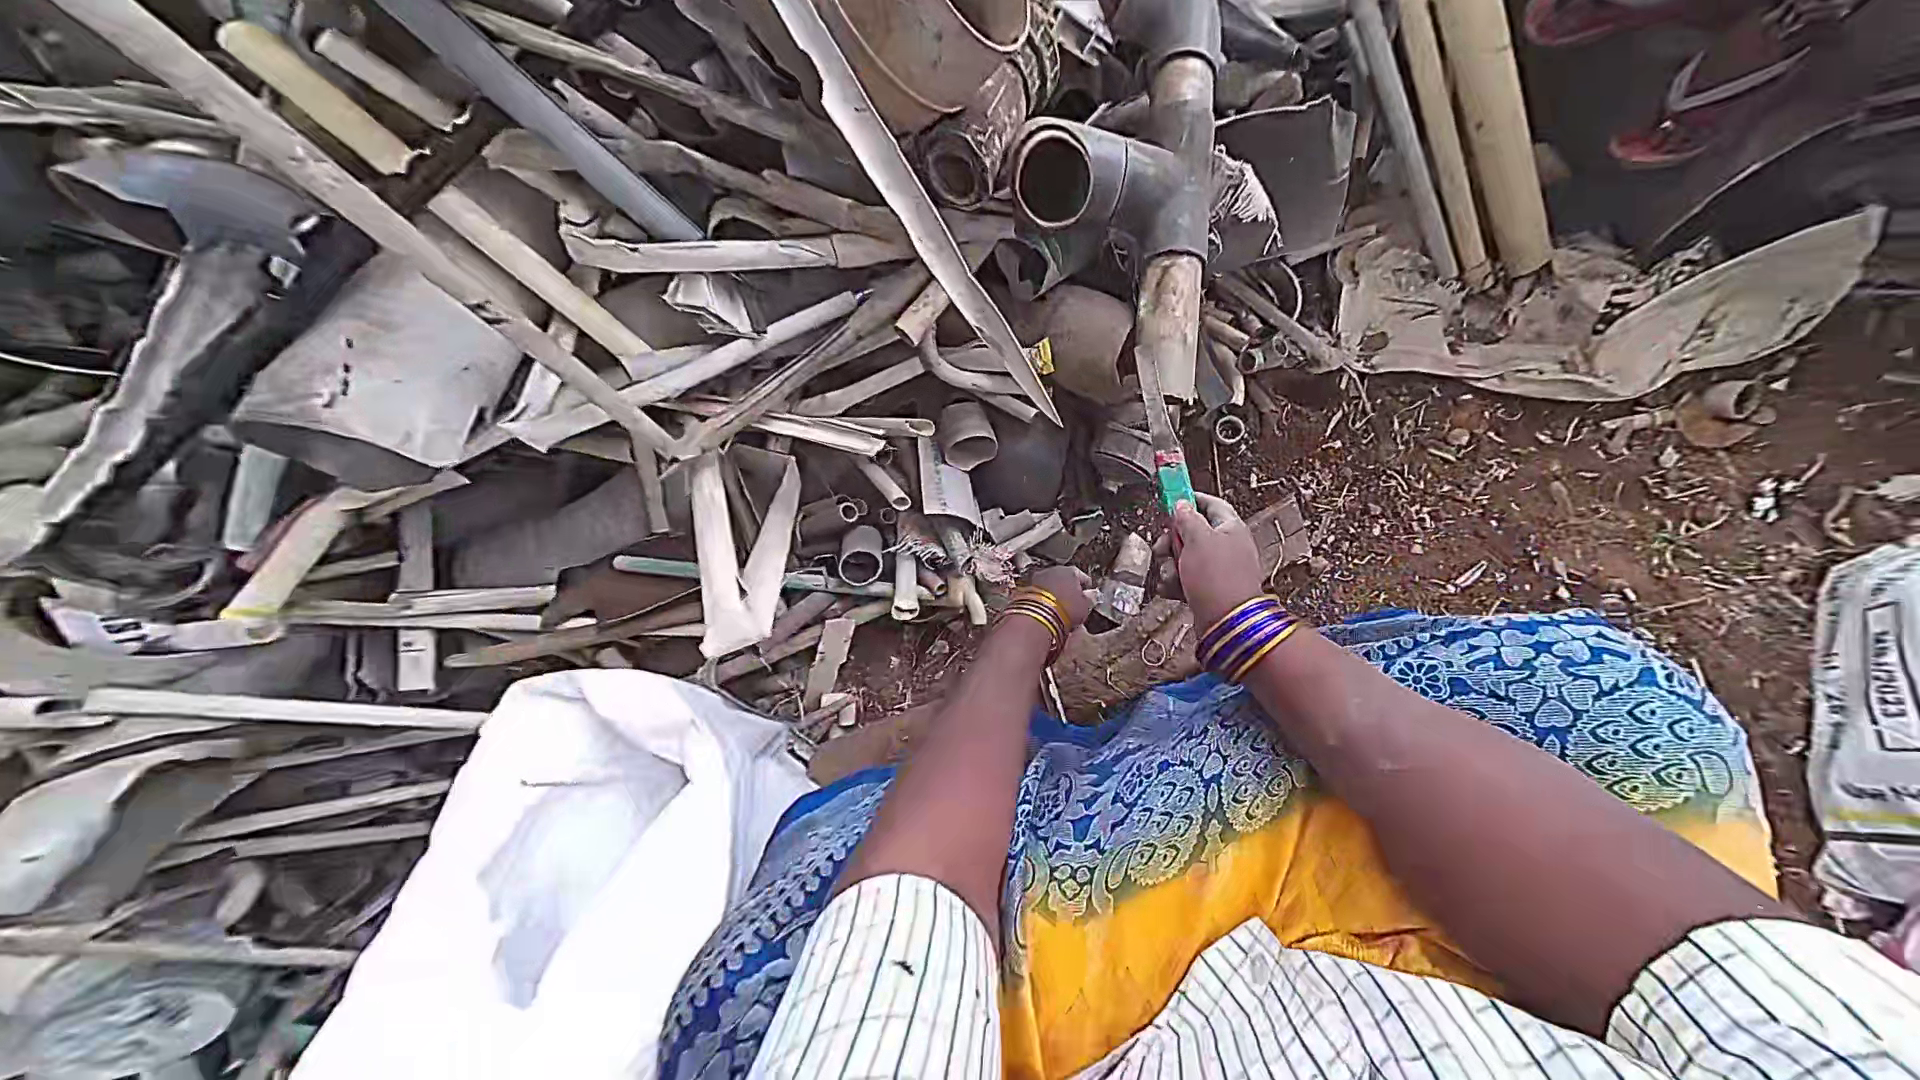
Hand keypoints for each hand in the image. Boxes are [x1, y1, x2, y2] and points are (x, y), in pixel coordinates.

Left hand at [1026, 564, 1093, 629]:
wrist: (1037, 616)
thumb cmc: (1064, 610)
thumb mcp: (1084, 606)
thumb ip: (1090, 598)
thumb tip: (1093, 596)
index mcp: (1070, 571)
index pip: (1081, 576)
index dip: (1085, 586)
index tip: (1087, 593)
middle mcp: (1052, 570)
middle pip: (1063, 578)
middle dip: (1067, 588)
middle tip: (1072, 601)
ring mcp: (1036, 578)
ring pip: (1049, 584)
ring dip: (1053, 592)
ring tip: (1058, 607)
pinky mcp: (1024, 588)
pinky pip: (1037, 592)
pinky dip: (1042, 598)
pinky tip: (1045, 608)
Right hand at [1157, 493, 1262, 628]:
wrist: (1226, 621)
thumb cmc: (1218, 578)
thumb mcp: (1197, 539)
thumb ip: (1186, 518)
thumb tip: (1180, 506)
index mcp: (1230, 528)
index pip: (1209, 504)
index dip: (1189, 500)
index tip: (1171, 499)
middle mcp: (1225, 547)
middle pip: (1190, 533)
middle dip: (1171, 541)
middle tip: (1164, 548)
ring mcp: (1216, 569)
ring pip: (1183, 557)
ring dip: (1171, 565)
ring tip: (1174, 575)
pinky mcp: (1207, 588)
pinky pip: (1184, 578)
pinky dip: (1175, 583)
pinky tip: (1175, 589)